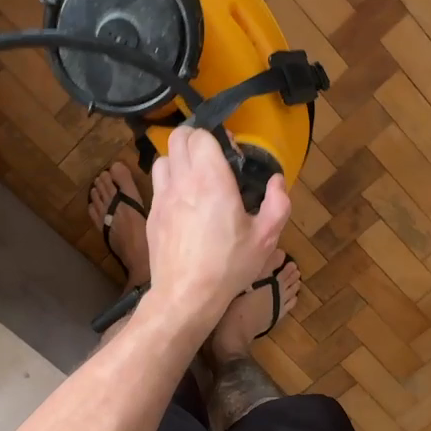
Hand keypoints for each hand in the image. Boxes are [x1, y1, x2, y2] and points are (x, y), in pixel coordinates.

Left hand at [145, 126, 289, 322]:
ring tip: (194, 178)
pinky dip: (168, 184)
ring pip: (162, 159)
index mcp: (211, 180)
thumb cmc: (228, 266)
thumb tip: (277, 181)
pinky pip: (157, 186)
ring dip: (178, 160)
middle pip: (177, 139)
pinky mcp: (152, 216)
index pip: (201, 135)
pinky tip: (183, 204)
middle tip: (211, 159)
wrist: (186, 295)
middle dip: (194, 141)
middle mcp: (182, 182)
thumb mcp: (266, 238)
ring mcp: (162, 199)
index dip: (215, 138)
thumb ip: (278, 203)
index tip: (229, 154)